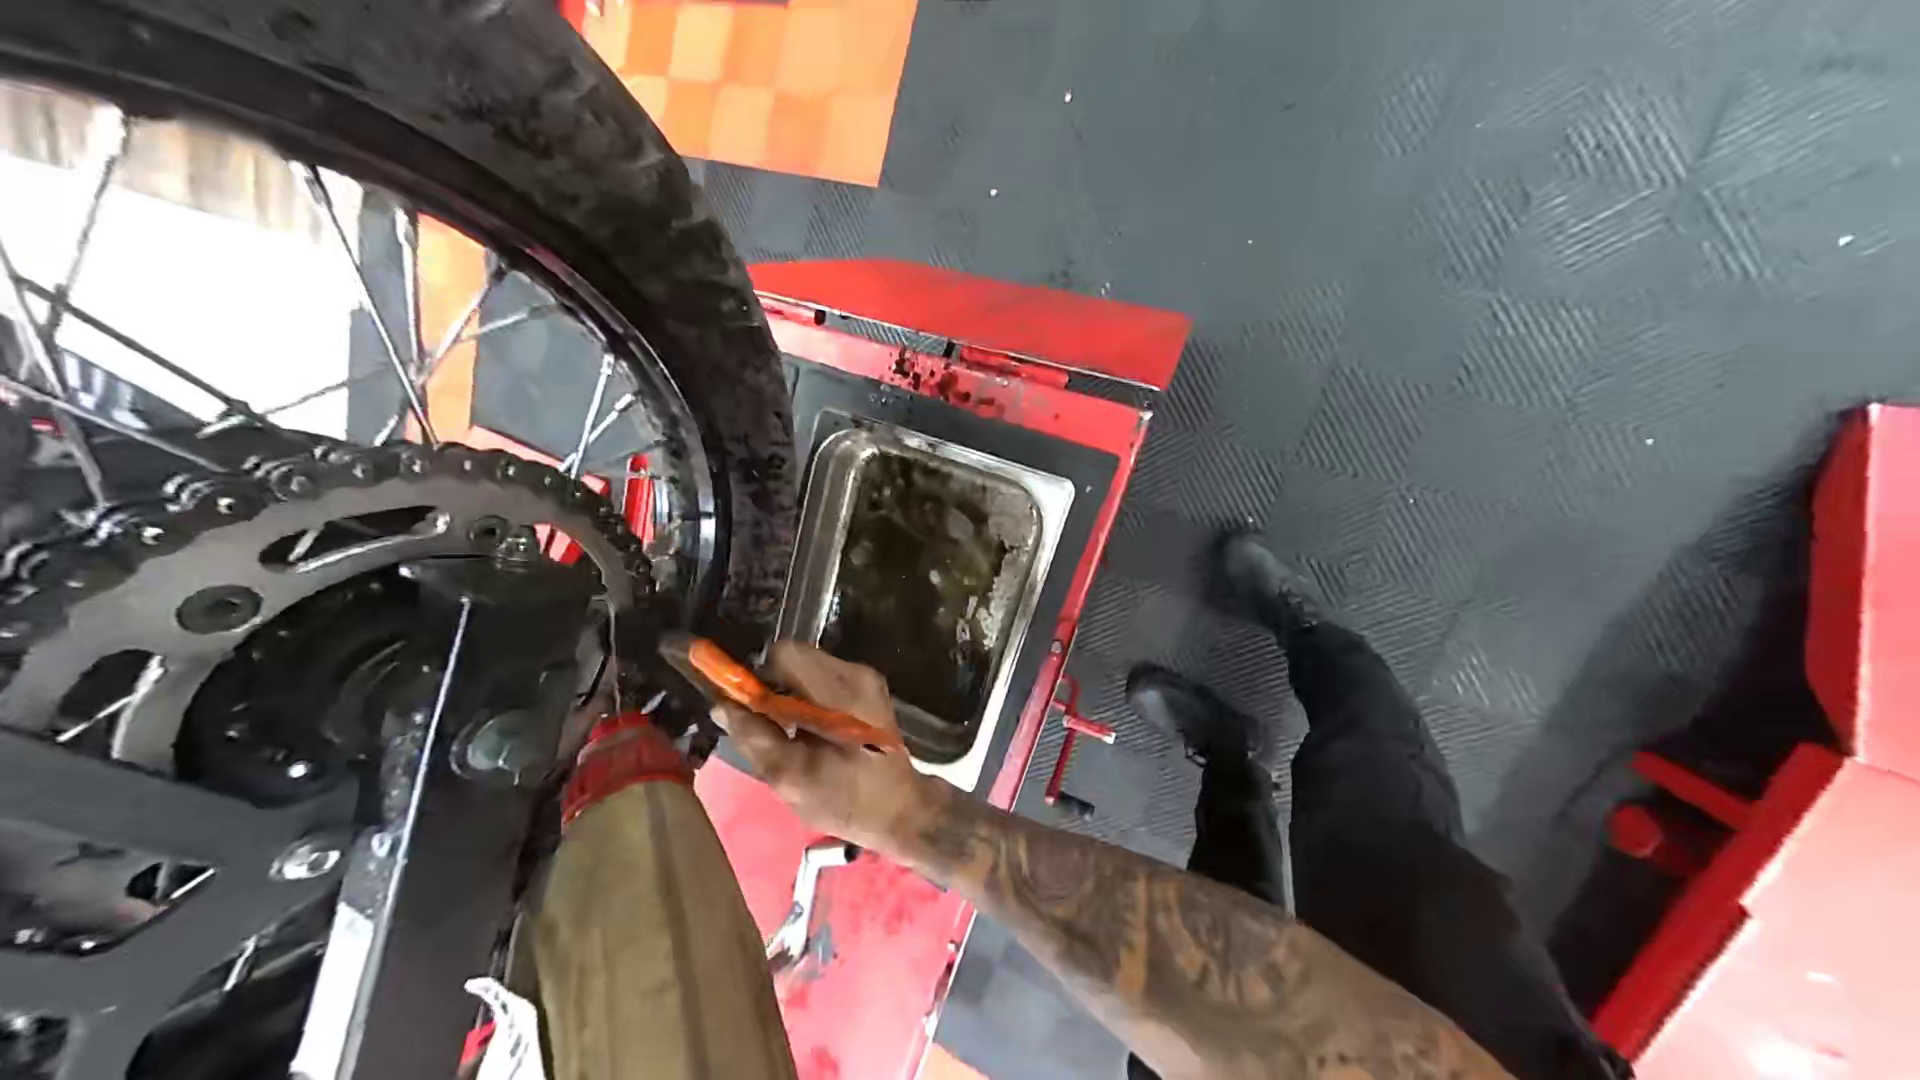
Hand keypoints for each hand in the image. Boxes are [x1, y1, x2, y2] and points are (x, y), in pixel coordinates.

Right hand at [709, 642, 932, 851]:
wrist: (900, 808)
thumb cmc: (846, 799)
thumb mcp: (790, 778)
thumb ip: (754, 736)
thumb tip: (722, 704)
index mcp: (840, 694)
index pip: (785, 655)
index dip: (759, 676)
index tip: (750, 707)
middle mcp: (856, 673)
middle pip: (795, 656)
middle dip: (773, 684)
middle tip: (769, 723)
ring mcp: (865, 676)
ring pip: (807, 665)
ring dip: (790, 690)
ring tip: (791, 729)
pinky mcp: (868, 684)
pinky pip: (823, 675)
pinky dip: (808, 694)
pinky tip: (812, 727)